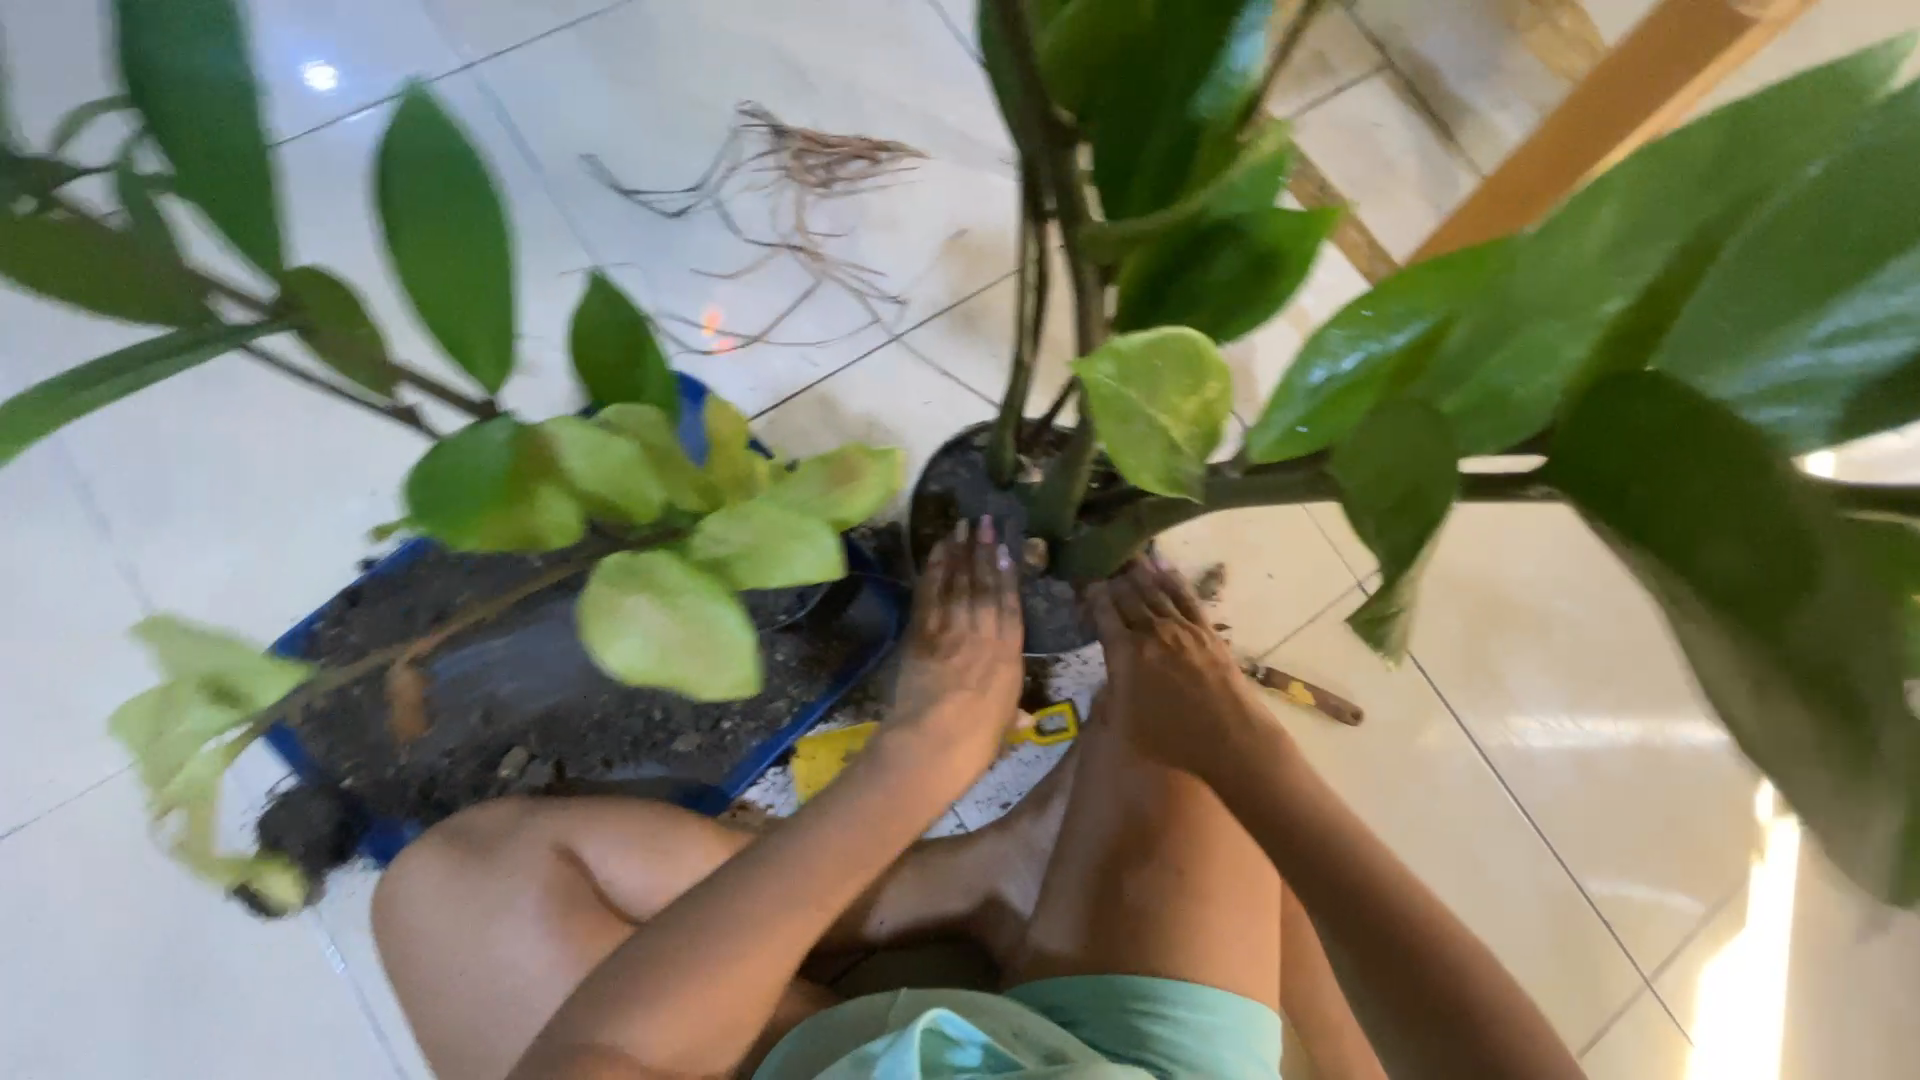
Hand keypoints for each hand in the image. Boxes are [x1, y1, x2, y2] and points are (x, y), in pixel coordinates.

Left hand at [885, 515, 1026, 774]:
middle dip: (984, 551)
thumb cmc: (975, 744)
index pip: (1010, 607)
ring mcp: (952, 631)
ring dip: (960, 552)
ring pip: (959, 583)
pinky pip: (930, 595)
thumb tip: (1025, 719)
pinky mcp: (922, 634)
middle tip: (984, 522)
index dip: (1007, 576)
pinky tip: (938, 551)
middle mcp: (984, 635)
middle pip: (984, 586)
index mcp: (1009, 657)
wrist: (934, 744)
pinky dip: (934, 570)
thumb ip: (1013, 713)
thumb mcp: (1003, 727)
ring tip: (963, 526)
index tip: (1006, 549)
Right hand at [1084, 557, 1278, 780]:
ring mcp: (1182, 630)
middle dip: (1114, 579)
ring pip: (1156, 593)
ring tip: (1128, 558)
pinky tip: (1164, 569)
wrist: (1230, 741)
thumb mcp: (1124, 726)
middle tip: (1103, 562)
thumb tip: (1105, 680)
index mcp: (1126, 655)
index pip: (1104, 616)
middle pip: (1128, 598)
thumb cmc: (1172, 742)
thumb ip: (1108, 698)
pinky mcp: (1207, 632)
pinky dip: (1173, 581)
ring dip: (1140, 574)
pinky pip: (1186, 598)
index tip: (1084, 582)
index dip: (1092, 597)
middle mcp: (1151, 634)